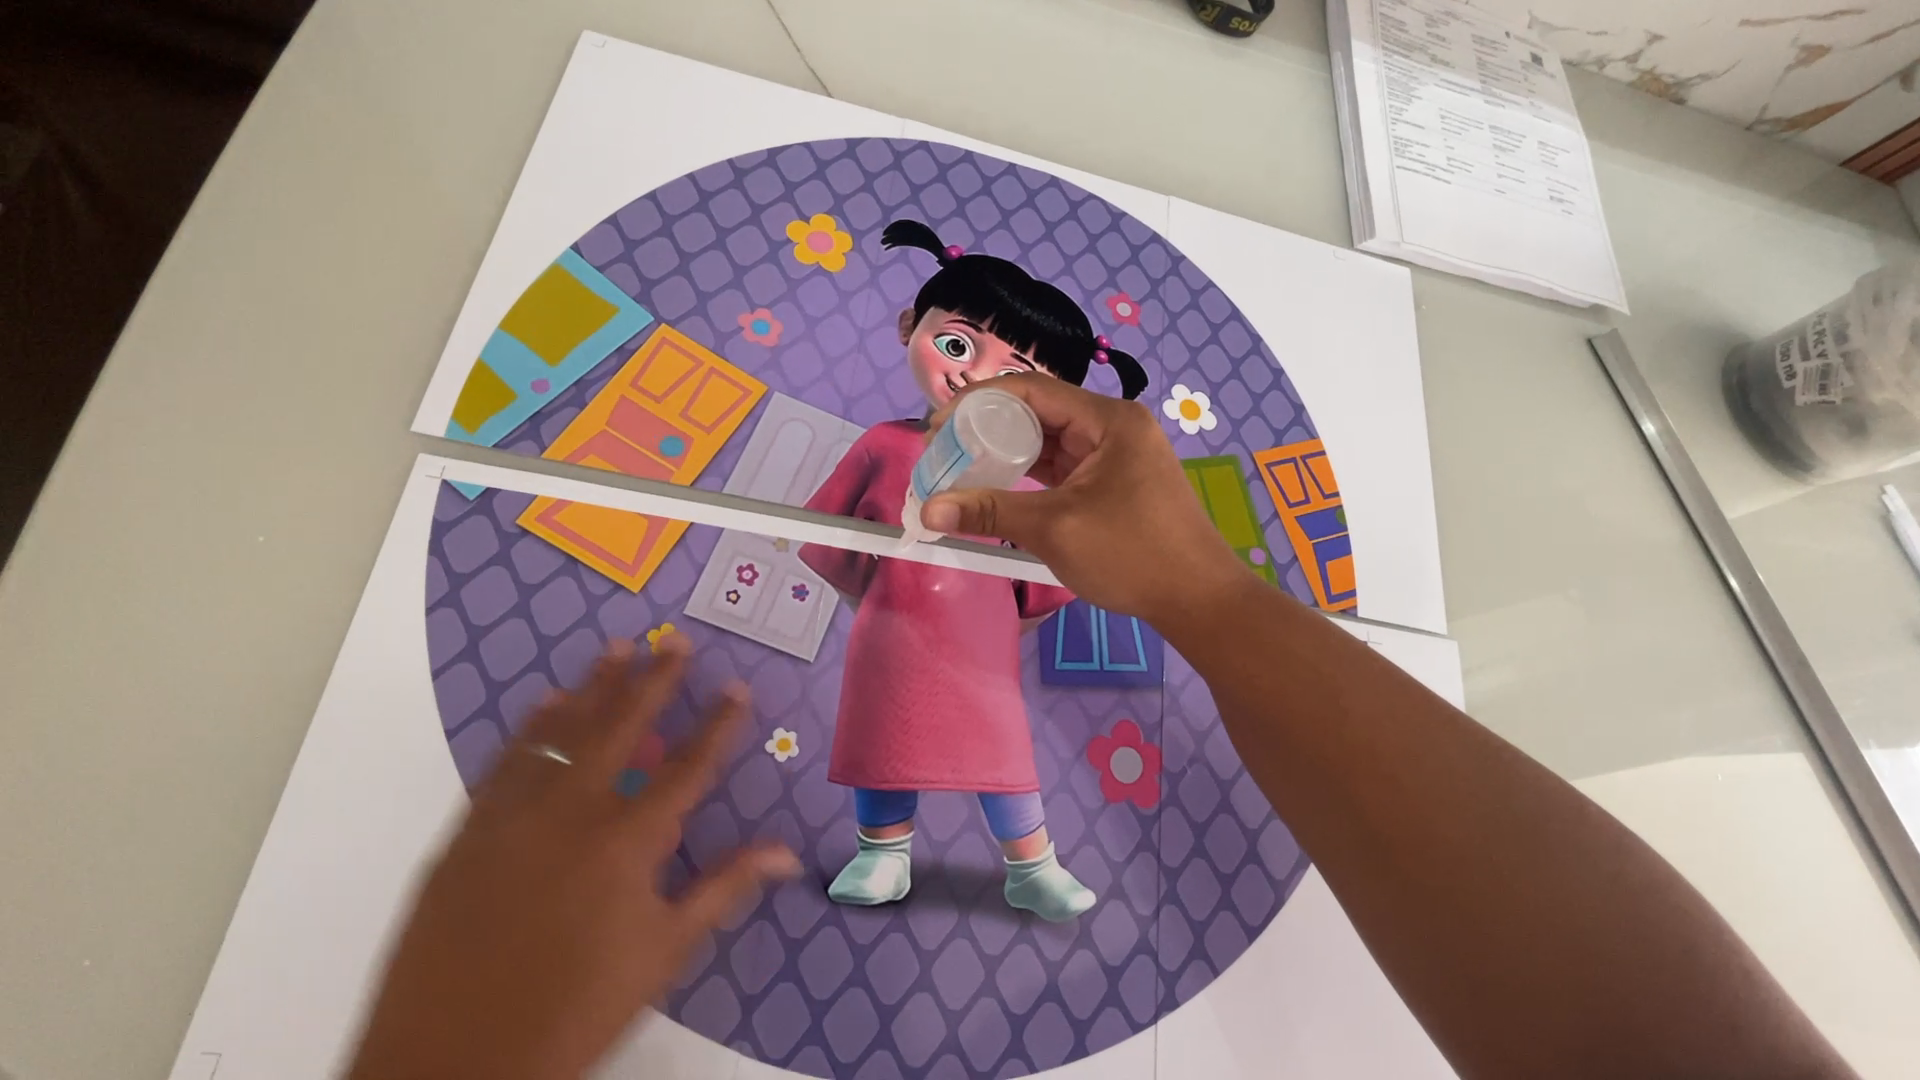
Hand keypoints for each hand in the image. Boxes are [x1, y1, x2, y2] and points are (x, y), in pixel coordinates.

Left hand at [346, 634, 799, 1079]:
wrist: (452, 1062)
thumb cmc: (577, 1008)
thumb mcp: (664, 952)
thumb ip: (724, 889)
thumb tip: (787, 854)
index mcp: (628, 841)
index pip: (686, 766)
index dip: (716, 724)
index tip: (736, 687)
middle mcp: (573, 810)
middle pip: (621, 728)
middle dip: (654, 681)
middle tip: (674, 641)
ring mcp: (514, 816)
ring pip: (561, 732)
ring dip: (593, 688)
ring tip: (616, 649)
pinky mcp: (467, 833)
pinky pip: (506, 763)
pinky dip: (532, 729)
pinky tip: (544, 706)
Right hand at [921, 374, 1253, 625]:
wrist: (1198, 600)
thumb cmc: (1131, 555)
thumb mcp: (1054, 529)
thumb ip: (990, 512)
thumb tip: (929, 510)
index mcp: (1109, 420)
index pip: (1032, 390)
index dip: (979, 402)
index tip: (938, 426)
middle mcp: (1114, 427)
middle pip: (1040, 414)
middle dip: (989, 431)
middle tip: (945, 451)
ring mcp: (1117, 457)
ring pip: (1050, 443)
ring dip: (1008, 456)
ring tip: (962, 470)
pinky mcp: (1114, 484)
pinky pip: (1063, 469)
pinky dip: (1030, 477)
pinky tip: (998, 488)